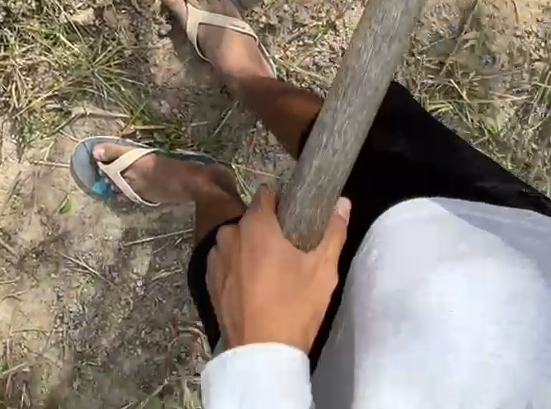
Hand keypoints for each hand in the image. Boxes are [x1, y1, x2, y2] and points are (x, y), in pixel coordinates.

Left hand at [205, 190, 350, 352]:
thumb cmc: (294, 306)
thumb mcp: (323, 269)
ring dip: (249, 248)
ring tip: (269, 273)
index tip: (294, 221)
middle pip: (251, 219)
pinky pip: (224, 261)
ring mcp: (216, 256)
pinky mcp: (208, 279)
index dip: (282, 204)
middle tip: (287, 253)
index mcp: (256, 223)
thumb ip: (333, 231)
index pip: (267, 195)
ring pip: (236, 240)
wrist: (262, 354)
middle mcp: (230, 232)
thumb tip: (342, 202)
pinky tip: (251, 288)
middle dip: (267, 230)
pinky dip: (236, 268)